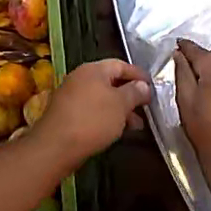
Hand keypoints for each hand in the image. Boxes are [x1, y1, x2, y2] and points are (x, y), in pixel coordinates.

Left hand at [37, 59, 151, 159]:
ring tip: (136, 125)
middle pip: (111, 81)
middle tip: (146, 108)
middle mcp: (80, 77)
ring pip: (102, 98)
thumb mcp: (121, 104)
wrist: (56, 146)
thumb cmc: (93, 119)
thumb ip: (135, 92)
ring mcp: (71, 95)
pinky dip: (107, 117)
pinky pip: (92, 110)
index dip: (139, 75)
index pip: (121, 64)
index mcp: (93, 69)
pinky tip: (117, 131)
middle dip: (130, 95)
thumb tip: (143, 85)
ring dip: (120, 109)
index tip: (154, 86)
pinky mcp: (67, 114)